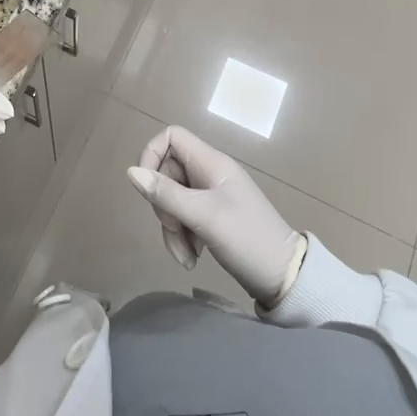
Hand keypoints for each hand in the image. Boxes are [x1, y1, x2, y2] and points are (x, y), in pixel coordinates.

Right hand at [126, 126, 302, 304]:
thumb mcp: (204, 216)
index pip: (172, 137)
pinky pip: (184, 218)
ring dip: (172, 229)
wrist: (285, 278)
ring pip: (172, 199)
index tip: (146, 185)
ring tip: (187, 258)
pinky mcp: (212, 218)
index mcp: (211, 163)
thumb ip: (166, 194)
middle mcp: (209, 174)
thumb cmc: (248, 239)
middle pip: (167, 173)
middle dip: (163, 206)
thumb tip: (130, 172)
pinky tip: (192, 258)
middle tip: (175, 230)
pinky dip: (182, 237)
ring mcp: (211, 196)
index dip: (152, 154)